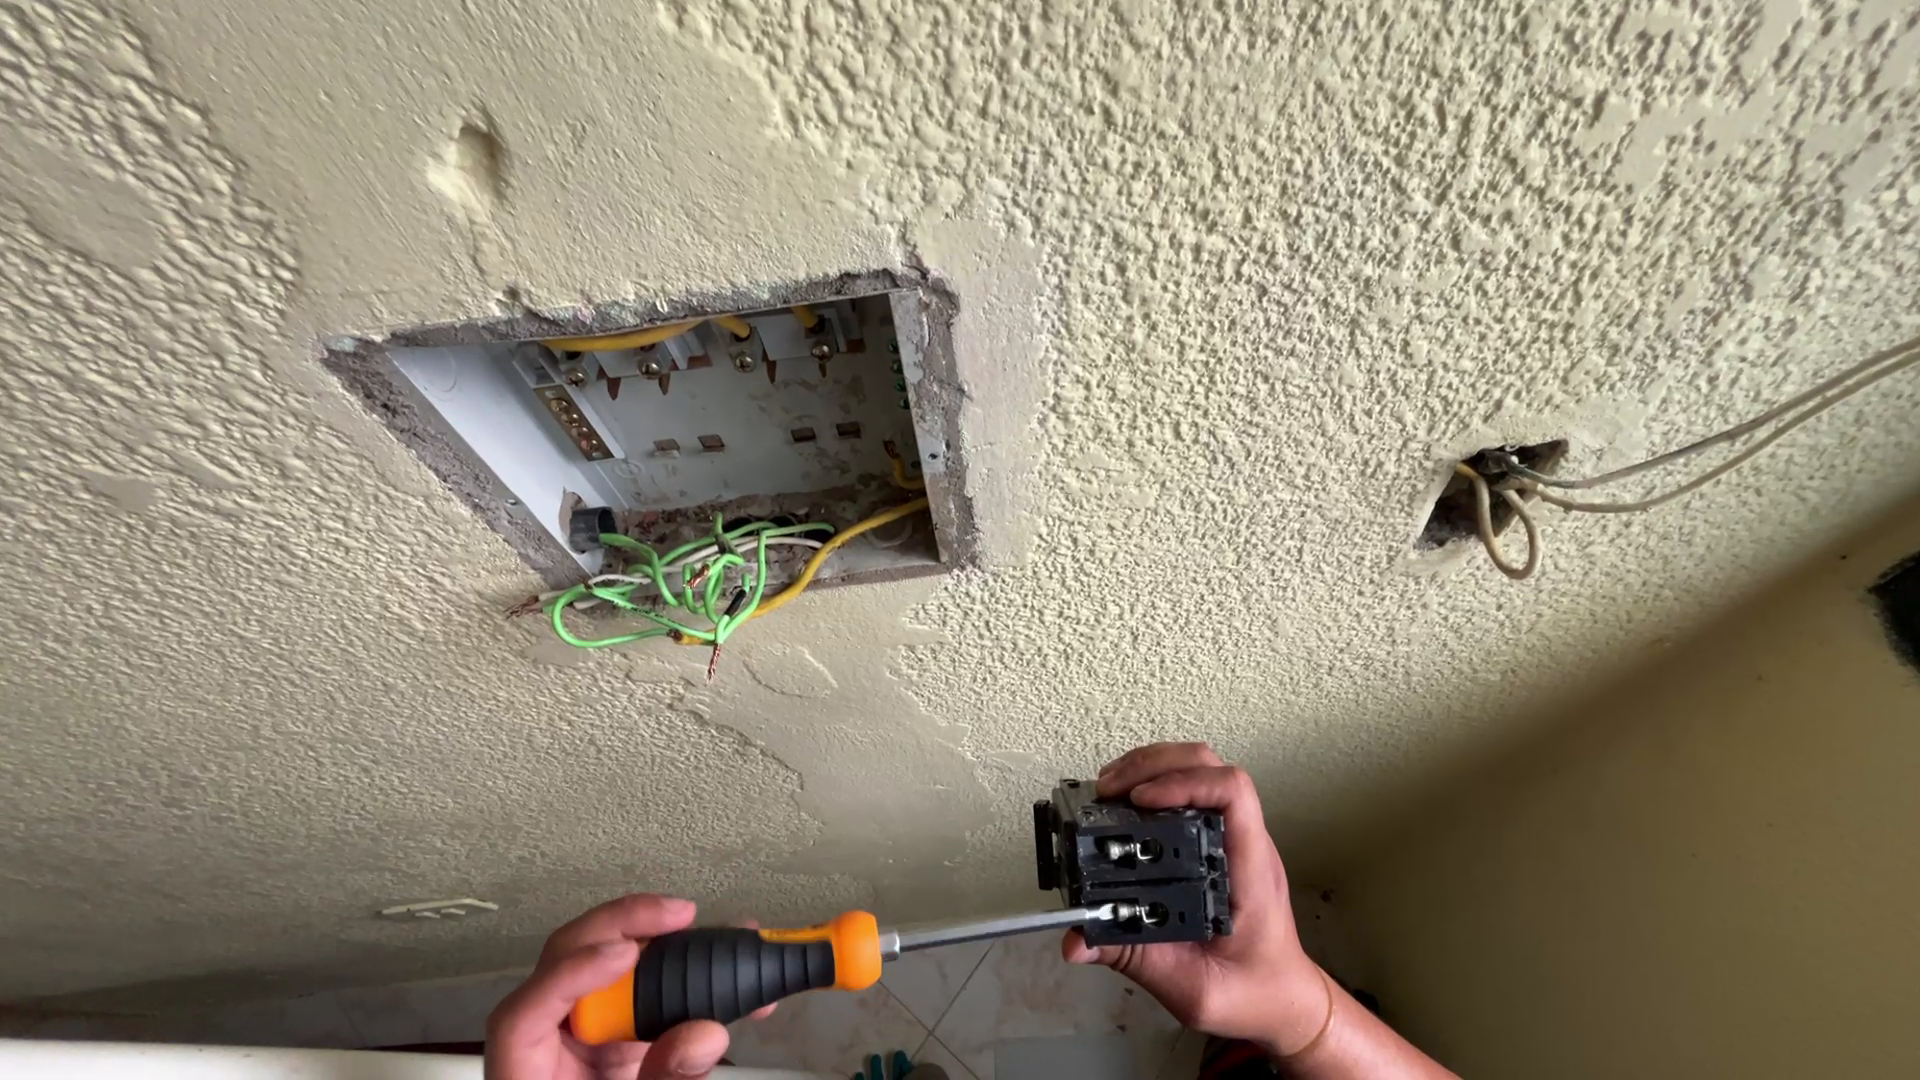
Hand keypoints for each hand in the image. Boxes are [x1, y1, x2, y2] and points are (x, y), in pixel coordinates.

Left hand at [486, 894, 730, 1079]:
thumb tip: (703, 1032)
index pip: (524, 1018)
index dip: (571, 974)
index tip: (627, 953)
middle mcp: (551, 1054)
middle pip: (565, 965)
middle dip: (625, 927)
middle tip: (679, 917)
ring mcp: (584, 1045)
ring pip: (612, 970)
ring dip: (670, 945)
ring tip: (720, 939)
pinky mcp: (620, 1043)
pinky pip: (648, 992)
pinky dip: (689, 974)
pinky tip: (731, 971)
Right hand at [1061, 743, 1330, 1056]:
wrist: (1283, 1000)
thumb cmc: (1253, 992)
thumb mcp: (1194, 990)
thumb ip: (1135, 961)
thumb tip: (1078, 940)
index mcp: (1247, 868)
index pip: (1232, 791)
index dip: (1182, 783)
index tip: (1140, 800)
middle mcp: (1242, 840)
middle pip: (1208, 763)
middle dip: (1153, 764)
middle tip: (1109, 789)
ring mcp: (1231, 834)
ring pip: (1198, 763)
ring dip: (1150, 764)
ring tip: (1109, 786)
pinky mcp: (1216, 837)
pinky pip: (1190, 783)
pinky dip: (1153, 776)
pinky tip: (1124, 797)